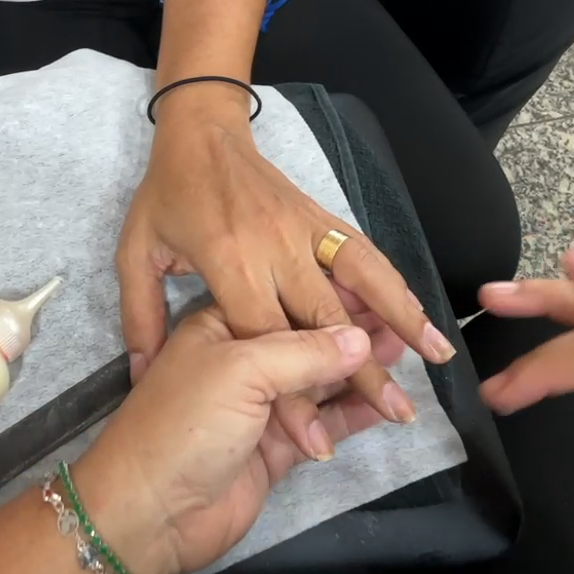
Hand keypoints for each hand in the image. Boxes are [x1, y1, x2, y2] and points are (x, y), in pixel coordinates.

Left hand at [70, 308, 385, 573]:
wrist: (146, 510)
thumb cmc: (183, 422)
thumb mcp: (240, 371)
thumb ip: (302, 353)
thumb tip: (360, 340)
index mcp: (226, 321)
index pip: (291, 298)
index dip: (336, 297)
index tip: (380, 292)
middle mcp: (246, 354)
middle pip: (312, 334)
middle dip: (357, 327)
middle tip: (404, 322)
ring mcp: (261, 400)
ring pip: (322, 375)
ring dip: (362, 367)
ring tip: (404, 353)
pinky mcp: (275, 443)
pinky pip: (321, 420)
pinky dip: (353, 412)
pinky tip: (386, 406)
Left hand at [115, 88, 453, 458]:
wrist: (199, 131)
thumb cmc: (165, 195)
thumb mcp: (135, 253)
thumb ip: (141, 314)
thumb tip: (142, 373)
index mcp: (227, 261)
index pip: (267, 338)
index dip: (292, 393)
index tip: (316, 442)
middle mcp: (272, 246)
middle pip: (323, 316)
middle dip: (362, 369)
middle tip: (402, 412)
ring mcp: (301, 225)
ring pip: (360, 275)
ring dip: (401, 313)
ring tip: (437, 354)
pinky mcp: (317, 212)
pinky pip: (360, 247)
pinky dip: (392, 277)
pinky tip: (414, 305)